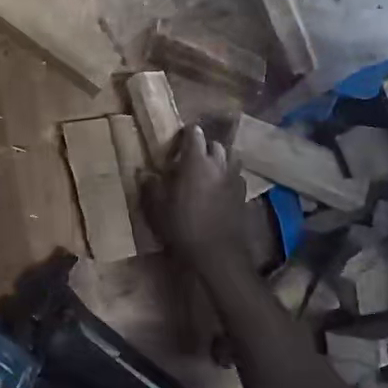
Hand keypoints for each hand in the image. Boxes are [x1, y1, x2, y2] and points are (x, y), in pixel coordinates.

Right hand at [148, 125, 248, 273]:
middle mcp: (219, 164)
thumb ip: (150, 186)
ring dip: (219, 159)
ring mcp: (234, 178)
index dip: (186, 134)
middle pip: (215, 144)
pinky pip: (236, 176)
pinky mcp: (243, 194)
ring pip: (230, 157)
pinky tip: (220, 188)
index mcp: (196, 161)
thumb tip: (143, 172)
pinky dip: (228, 176)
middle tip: (190, 158)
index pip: (194, 134)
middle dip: (203, 146)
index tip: (177, 140)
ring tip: (208, 170)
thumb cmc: (183, 227)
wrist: (217, 253)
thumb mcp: (157, 208)